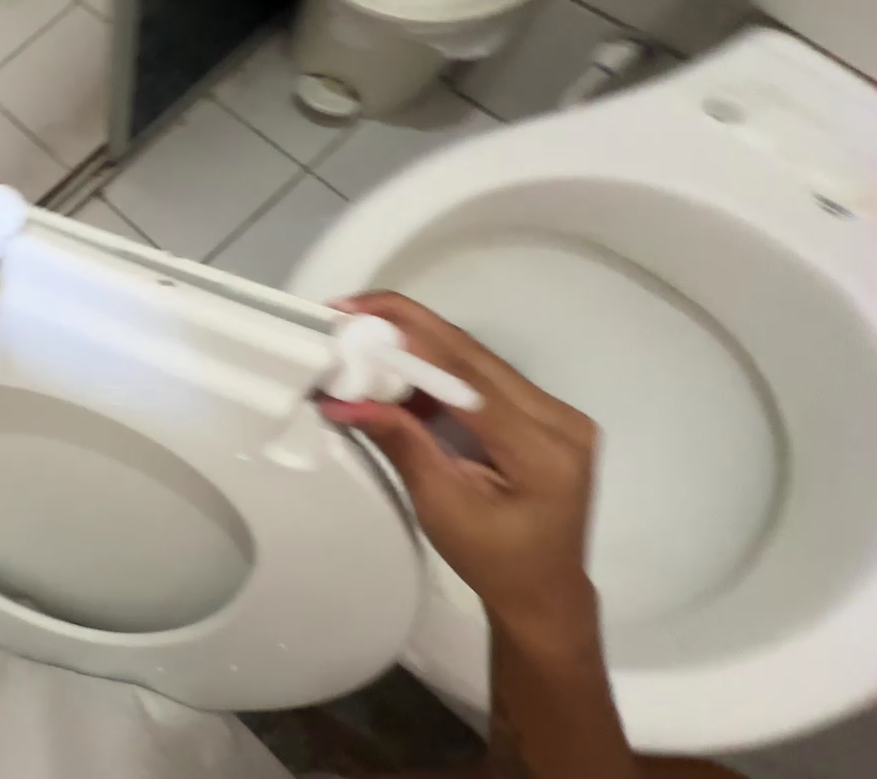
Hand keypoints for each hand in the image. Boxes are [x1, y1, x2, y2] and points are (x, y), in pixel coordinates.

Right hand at [317, 291, 600, 644]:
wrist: (542, 590)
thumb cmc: (493, 557)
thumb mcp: (439, 502)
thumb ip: (399, 441)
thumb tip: (340, 400)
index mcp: (542, 447)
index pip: (467, 375)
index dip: (409, 338)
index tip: (355, 317)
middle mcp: (559, 418)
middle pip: (471, 353)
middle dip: (406, 324)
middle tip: (347, 310)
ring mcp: (553, 412)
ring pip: (472, 357)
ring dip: (414, 339)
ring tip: (361, 329)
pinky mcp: (537, 413)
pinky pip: (476, 374)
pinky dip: (430, 361)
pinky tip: (392, 356)